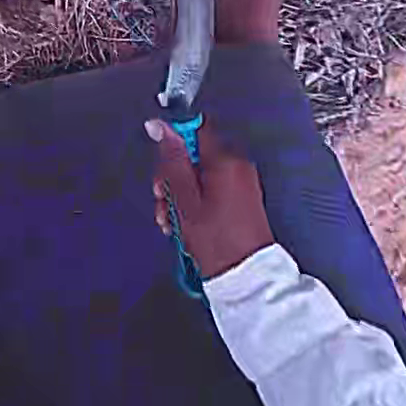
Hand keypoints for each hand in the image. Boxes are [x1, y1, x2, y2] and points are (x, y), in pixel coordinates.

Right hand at [148, 117, 273, 278]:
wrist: (246, 279)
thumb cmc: (216, 240)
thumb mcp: (184, 197)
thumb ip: (171, 159)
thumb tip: (159, 126)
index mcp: (225, 160)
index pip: (194, 128)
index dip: (174, 142)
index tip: (163, 164)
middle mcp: (237, 165)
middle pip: (193, 154)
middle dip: (172, 175)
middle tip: (162, 197)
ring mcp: (240, 183)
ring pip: (198, 174)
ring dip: (179, 193)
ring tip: (169, 218)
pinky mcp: (240, 199)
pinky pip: (210, 189)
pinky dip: (194, 202)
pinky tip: (182, 223)